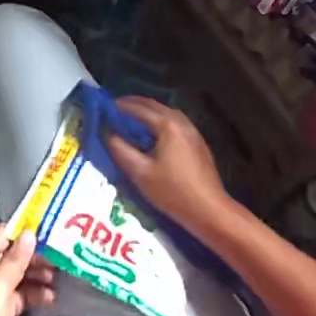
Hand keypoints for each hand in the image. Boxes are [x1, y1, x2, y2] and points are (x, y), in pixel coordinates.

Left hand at [0, 226, 54, 315]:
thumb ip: (14, 261)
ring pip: (18, 276)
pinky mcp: (0, 315)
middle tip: (60, 258)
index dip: (22, 230)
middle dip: (34, 255)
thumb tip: (29, 233)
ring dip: (37, 275)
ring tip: (58, 279)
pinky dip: (34, 295)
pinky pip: (20, 296)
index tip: (50, 227)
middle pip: (11, 255)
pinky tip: (50, 299)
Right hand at [106, 96, 240, 241]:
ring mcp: (192, 132)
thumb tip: (108, 134)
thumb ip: (121, 150)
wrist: (210, 211)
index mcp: (167, 125)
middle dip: (133, 104)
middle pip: (154, 106)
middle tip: (114, 109)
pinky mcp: (197, 143)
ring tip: (130, 119)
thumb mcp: (140, 173)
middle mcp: (181, 123)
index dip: (119, 107)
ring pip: (165, 113)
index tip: (104, 108)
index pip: (138, 108)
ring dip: (147, 111)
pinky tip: (152, 133)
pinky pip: (174, 122)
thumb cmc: (173, 192)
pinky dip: (159, 120)